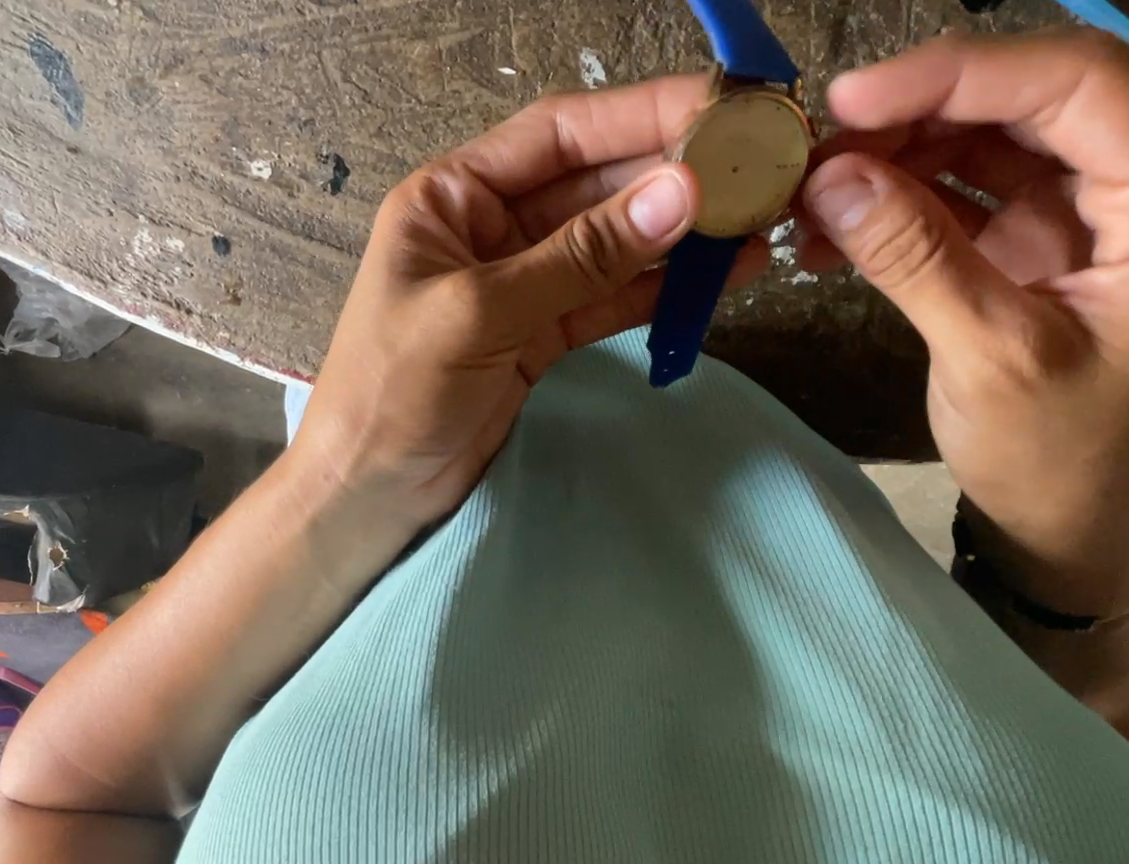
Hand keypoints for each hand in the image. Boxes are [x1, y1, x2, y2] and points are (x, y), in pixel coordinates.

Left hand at [291, 76, 767, 527]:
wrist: (369, 489)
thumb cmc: (393, 392)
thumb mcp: (478, 313)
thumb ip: (577, 257)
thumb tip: (681, 194)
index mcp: (451, 197)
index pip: (557, 134)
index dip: (640, 114)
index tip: (721, 108)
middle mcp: (489, 228)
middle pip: (593, 184)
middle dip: (671, 177)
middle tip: (759, 171)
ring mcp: (520, 285)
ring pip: (610, 244)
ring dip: (678, 237)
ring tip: (758, 224)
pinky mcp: (540, 336)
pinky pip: (608, 300)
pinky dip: (658, 291)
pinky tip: (718, 278)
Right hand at [797, 31, 1128, 613]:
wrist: (1060, 519)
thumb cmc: (1053, 452)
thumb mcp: (989, 355)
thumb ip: (914, 258)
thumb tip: (828, 180)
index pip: (1078, 85)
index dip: (958, 75)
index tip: (846, 100)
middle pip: (1031, 99)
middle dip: (914, 115)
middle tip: (813, 149)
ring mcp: (1090, 211)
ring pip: (987, 141)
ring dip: (894, 158)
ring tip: (809, 193)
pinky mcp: (1036, 242)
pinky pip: (962, 194)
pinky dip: (894, 204)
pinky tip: (830, 230)